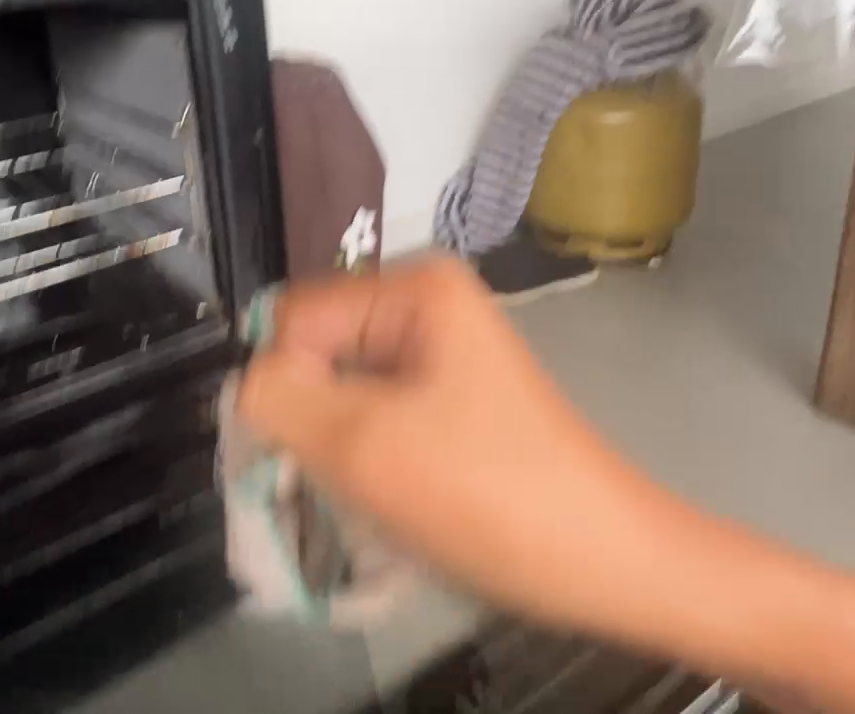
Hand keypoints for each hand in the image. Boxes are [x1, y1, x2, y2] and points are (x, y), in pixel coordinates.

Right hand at [236, 255, 673, 635]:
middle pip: (316, 349)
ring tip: (368, 489)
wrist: (609, 566)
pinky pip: (370, 407)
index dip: (287, 386)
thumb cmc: (492, 497)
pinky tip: (390, 489)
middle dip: (311, 417)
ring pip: (338, 386)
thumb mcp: (364, 445)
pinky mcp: (445, 391)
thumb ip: (278, 399)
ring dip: (335, 441)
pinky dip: (362, 450)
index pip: (293, 319)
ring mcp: (438, 348)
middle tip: (339, 476)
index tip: (310, 451)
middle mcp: (423, 303)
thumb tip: (246, 383)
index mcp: (412, 289)